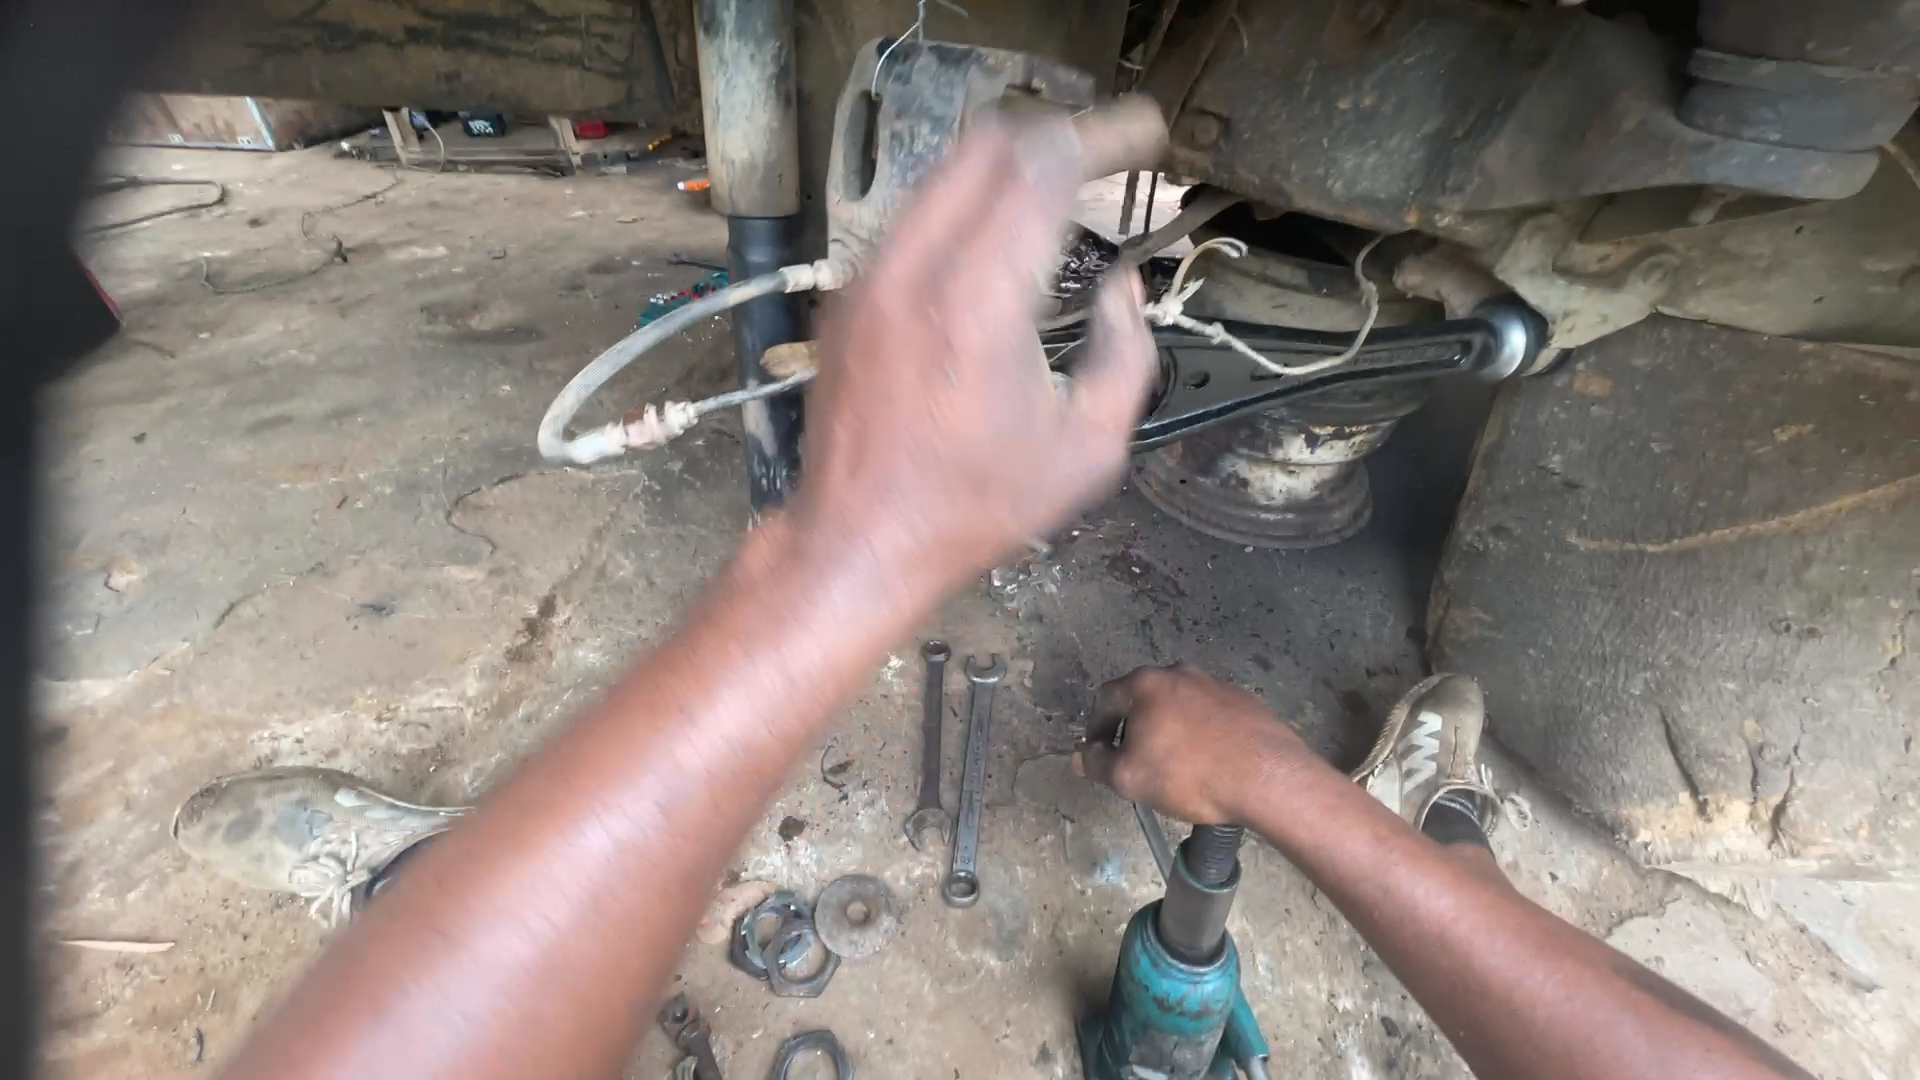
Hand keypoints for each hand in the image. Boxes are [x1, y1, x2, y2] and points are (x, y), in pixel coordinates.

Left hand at [791, 99, 1166, 591]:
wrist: (860, 541)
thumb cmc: (975, 509)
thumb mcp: (1086, 452)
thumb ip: (1126, 355)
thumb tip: (1122, 288)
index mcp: (980, 303)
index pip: (1045, 167)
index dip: (1107, 136)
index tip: (1147, 138)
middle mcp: (914, 270)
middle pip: (990, 143)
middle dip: (1059, 135)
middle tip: (1106, 158)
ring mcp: (868, 279)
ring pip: (943, 172)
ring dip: (1008, 167)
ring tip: (1057, 194)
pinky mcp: (847, 299)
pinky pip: (912, 218)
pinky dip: (963, 205)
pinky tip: (992, 243)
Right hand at [1074, 664, 1321, 823]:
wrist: (1268, 777)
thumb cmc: (1189, 774)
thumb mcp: (1129, 778)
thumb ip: (1097, 764)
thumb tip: (1081, 757)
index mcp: (1145, 683)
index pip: (1105, 699)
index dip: (1095, 728)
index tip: (1099, 754)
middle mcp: (1178, 672)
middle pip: (1142, 699)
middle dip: (1132, 729)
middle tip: (1134, 762)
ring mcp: (1215, 683)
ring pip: (1177, 706)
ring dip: (1167, 730)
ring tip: (1174, 766)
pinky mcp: (1244, 700)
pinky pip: (1208, 715)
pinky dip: (1199, 734)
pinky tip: (1207, 762)